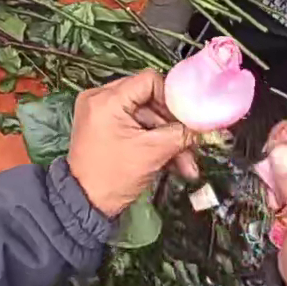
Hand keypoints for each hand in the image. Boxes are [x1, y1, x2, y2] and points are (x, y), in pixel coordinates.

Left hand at [67, 71, 195, 217]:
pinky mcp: (104, 127)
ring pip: (145, 116)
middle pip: (148, 99)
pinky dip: (153, 142)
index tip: (187, 118)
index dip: (172, 97)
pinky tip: (174, 163)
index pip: (149, 81)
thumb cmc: (113, 177)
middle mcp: (100, 99)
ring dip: (167, 138)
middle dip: (172, 123)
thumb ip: (180, 133)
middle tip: (191, 141)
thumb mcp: (152, 153)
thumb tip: (202, 124)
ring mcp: (101, 113)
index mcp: (106, 100)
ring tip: (187, 163)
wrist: (84, 205)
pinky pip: (135, 126)